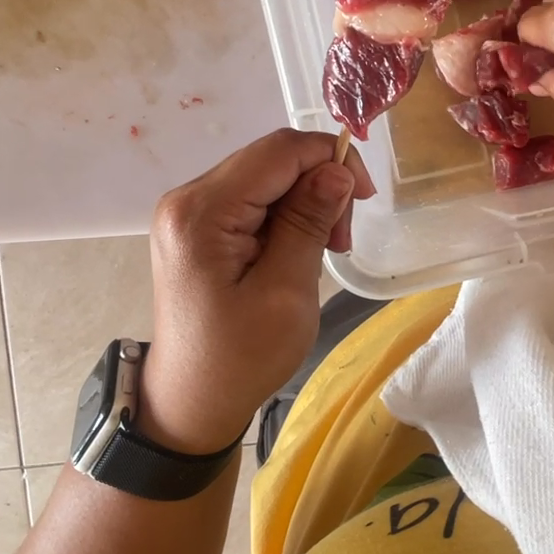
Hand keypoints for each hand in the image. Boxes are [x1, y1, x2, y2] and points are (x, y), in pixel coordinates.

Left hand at [137, 129, 375, 453]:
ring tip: (326, 249)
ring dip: (307, 202)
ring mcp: (189, 212)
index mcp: (202, 211)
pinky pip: (253, 199)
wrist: (191, 403)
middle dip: (320, 185)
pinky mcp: (198, 227)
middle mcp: (187, 197)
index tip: (366, 198)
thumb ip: (308, 222)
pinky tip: (299, 249)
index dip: (330, 159)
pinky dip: (287, 215)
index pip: (279, 151)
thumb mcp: (286, 292)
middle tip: (342, 240)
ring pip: (267, 177)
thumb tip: (336, 169)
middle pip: (272, 159)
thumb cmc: (241, 357)